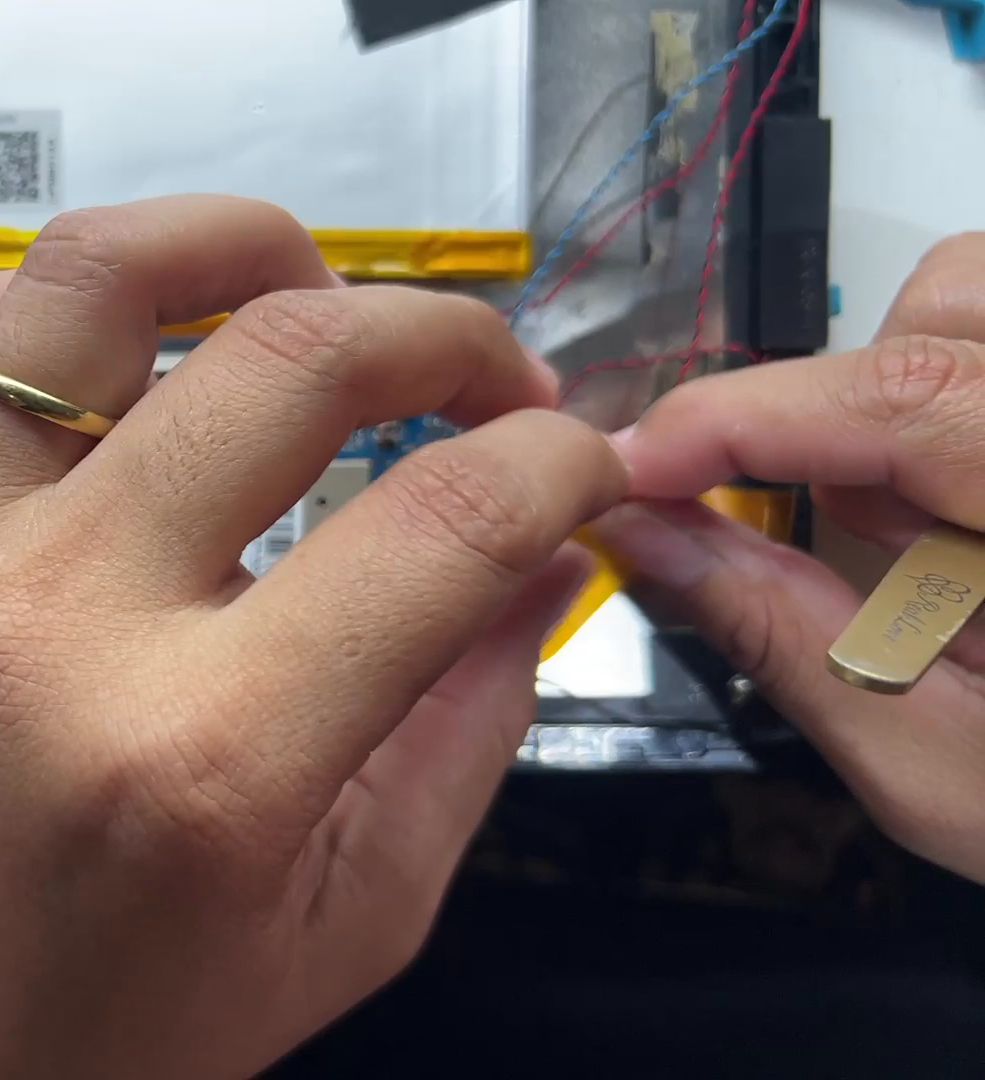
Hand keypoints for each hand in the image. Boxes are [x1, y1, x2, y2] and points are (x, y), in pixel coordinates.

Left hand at [0, 196, 625, 1078]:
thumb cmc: (101, 1014)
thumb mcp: (342, 918)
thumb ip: (463, 724)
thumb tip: (534, 554)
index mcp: (205, 756)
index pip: (441, 526)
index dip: (551, 463)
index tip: (565, 461)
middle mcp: (65, 617)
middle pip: (287, 359)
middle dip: (428, 331)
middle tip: (466, 369)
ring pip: (89, 282)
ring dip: (226, 239)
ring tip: (298, 286)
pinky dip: (68, 299)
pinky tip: (138, 343)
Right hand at [600, 233, 984, 883]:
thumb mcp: (933, 770)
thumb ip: (776, 633)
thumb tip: (636, 533)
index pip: (908, 398)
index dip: (729, 421)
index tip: (627, 473)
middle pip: (954, 305)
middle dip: (828, 403)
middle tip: (818, 519)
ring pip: (972, 307)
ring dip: (884, 401)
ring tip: (905, 520)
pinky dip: (933, 416)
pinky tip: (952, 512)